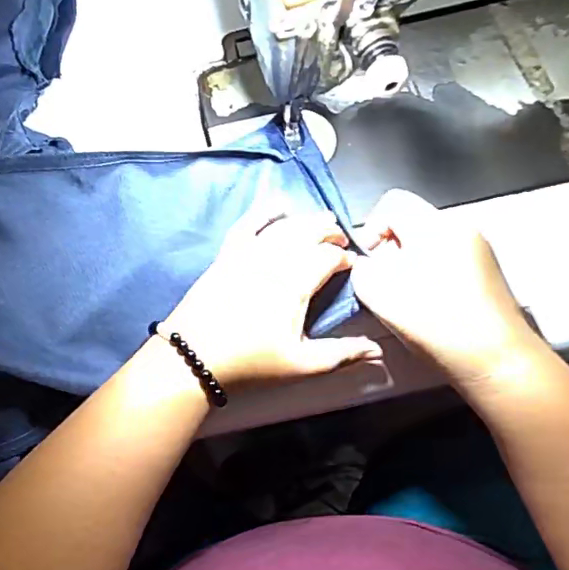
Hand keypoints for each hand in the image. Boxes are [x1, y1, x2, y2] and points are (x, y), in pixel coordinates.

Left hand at [158, 209, 383, 386]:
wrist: (192, 357)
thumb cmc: (250, 363)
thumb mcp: (301, 364)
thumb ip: (341, 353)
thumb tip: (375, 350)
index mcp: (295, 284)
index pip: (328, 257)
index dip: (344, 257)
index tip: (352, 264)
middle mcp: (273, 261)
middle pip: (308, 233)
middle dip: (329, 232)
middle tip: (341, 239)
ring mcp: (247, 255)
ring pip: (283, 227)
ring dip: (306, 221)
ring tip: (322, 220)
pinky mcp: (226, 256)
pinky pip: (248, 224)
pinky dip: (264, 211)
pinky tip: (277, 205)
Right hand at [349, 190, 545, 384]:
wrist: (498, 363)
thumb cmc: (443, 328)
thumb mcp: (383, 297)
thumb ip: (362, 271)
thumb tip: (364, 264)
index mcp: (439, 226)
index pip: (391, 207)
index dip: (370, 234)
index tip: (367, 265)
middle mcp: (462, 231)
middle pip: (410, 229)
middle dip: (390, 256)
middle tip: (385, 289)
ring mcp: (478, 253)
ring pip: (426, 249)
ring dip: (409, 272)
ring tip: (407, 305)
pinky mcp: (485, 277)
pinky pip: (445, 266)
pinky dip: (429, 283)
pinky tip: (429, 312)